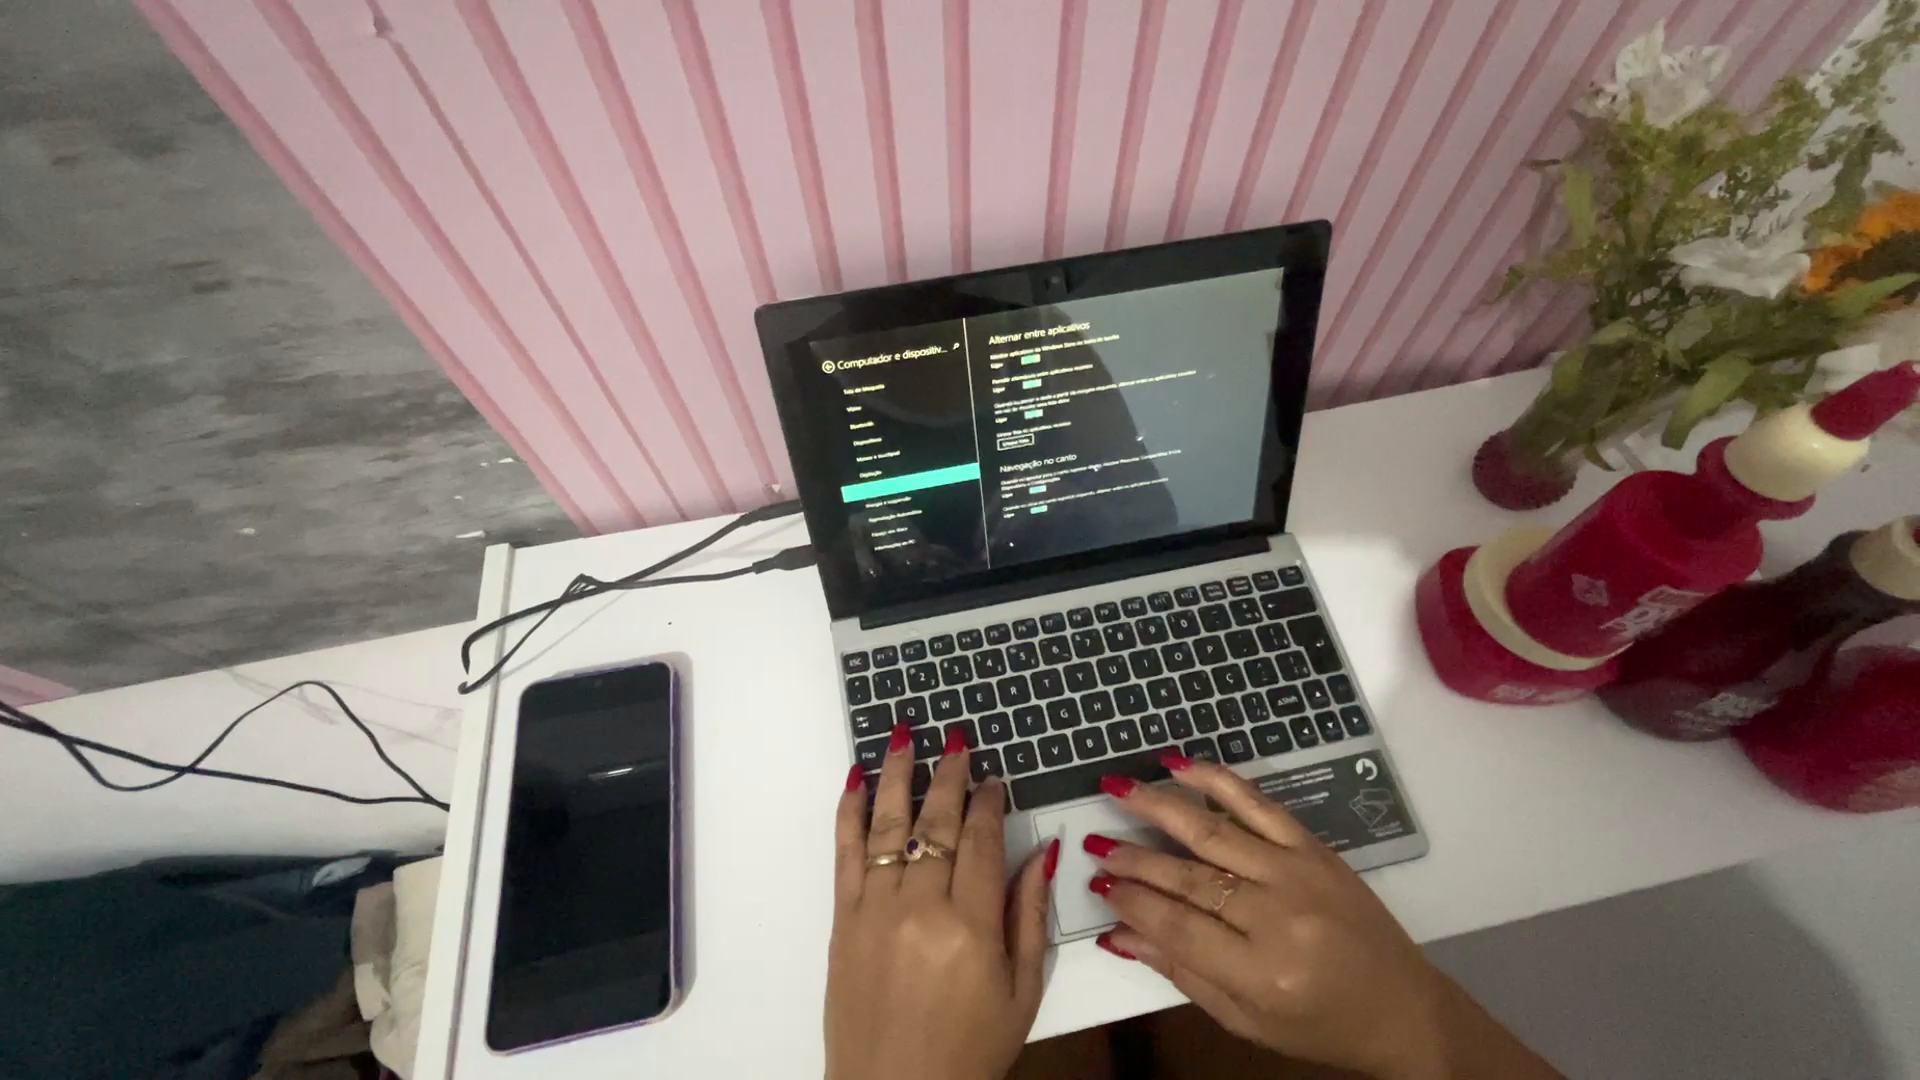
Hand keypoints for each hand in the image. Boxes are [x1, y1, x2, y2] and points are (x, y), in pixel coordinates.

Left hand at [824, 723, 1056, 1079]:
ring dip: (898, 773)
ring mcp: (875, 908)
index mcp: (971, 926)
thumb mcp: (1021, 992)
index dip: (990, 802)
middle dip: (949, 774)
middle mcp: (920, 906)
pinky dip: (850, 811)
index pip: (983, 840)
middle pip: (937, 822)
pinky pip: (845, 852)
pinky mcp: (843, 917)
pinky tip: (855, 780)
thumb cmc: (968, 1049)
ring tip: (904, 734)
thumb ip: (1029, 916)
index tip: (995, 777)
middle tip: (956, 738)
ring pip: (889, 824)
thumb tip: (1042, 849)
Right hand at [1088, 755, 1558, 1079]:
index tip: (1097, 881)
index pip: (1177, 925)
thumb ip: (1179, 972)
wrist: (1400, 1007)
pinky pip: (1258, 804)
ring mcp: (1297, 872)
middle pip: (1188, 877)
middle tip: (1094, 843)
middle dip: (1133, 857)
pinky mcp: (1312, 846)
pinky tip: (1180, 764)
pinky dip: (1216, 780)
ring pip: (1212, 831)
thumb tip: (1115, 932)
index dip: (1131, 901)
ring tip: (1116, 786)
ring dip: (1158, 805)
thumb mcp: (1245, 1019)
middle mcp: (1278, 916)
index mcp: (1262, 972)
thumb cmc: (1317, 1024)